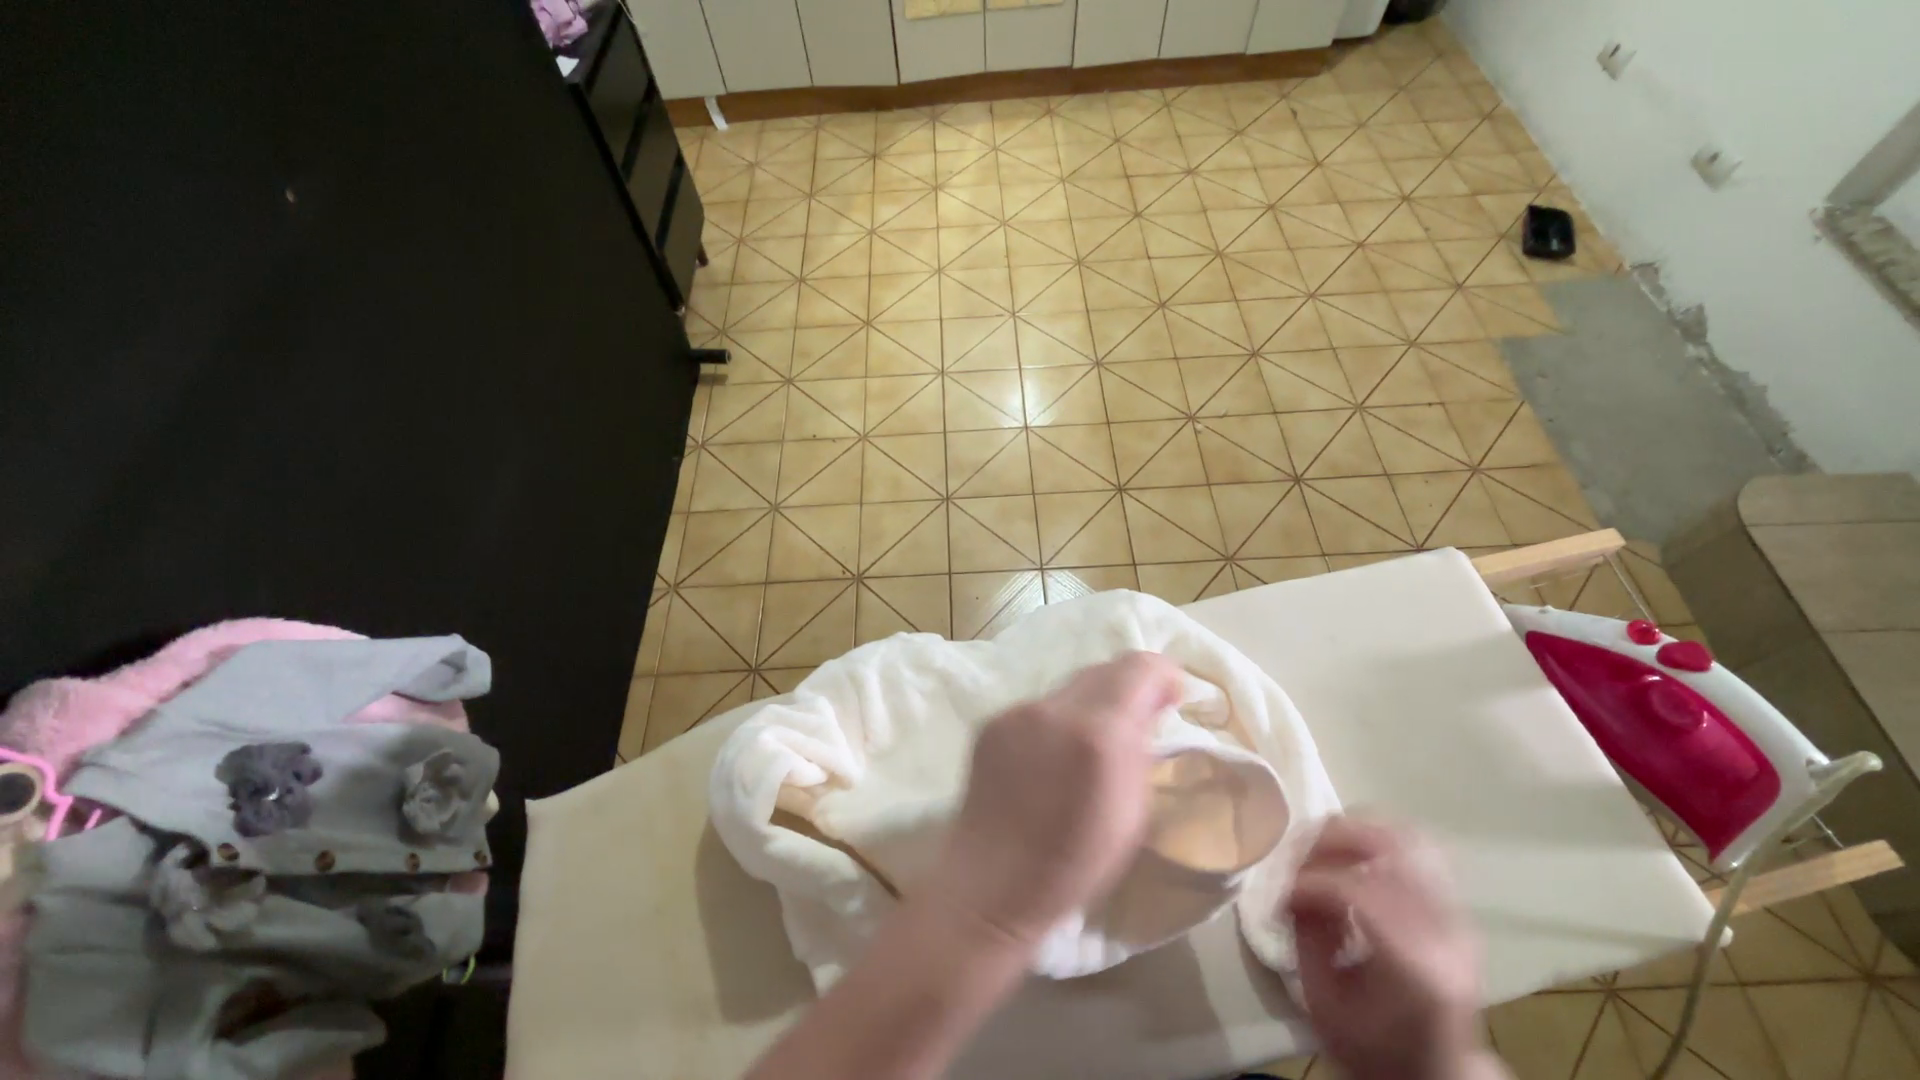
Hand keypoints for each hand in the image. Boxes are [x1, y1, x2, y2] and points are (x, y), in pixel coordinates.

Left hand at [924, 652, 1183, 950]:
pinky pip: (1038, 708)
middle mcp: (1053, 710)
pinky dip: (1056, 723)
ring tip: (1090, 748)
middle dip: (1128, 689)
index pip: (1139, 667)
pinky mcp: (990, 723)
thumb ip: (1141, 749)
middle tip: (1137, 724)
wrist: (992, 886)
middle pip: (1103, 670)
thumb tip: (1146, 711)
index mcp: (1098, 734)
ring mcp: (1016, 713)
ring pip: (1069, 689)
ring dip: (1090, 707)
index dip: (1163, 676)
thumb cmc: (1076, 863)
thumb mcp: (1134, 812)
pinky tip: (1051, 760)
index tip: (1171, 700)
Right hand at [1287, 818, 1502, 1079]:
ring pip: (1407, 837)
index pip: (1359, 890)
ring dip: (1356, 833)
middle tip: (1298, 856)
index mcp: (1417, 965)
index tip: (1284, 895)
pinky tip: (1352, 856)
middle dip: (1333, 840)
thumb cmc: (1375, 1047)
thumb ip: (1307, 941)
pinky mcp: (1457, 907)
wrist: (1438, 1070)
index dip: (1311, 881)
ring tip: (1323, 849)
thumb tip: (1292, 891)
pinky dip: (1377, 841)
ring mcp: (1459, 914)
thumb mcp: (1324, 1005)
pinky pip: (1418, 849)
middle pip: (1390, 847)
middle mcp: (1447, 930)